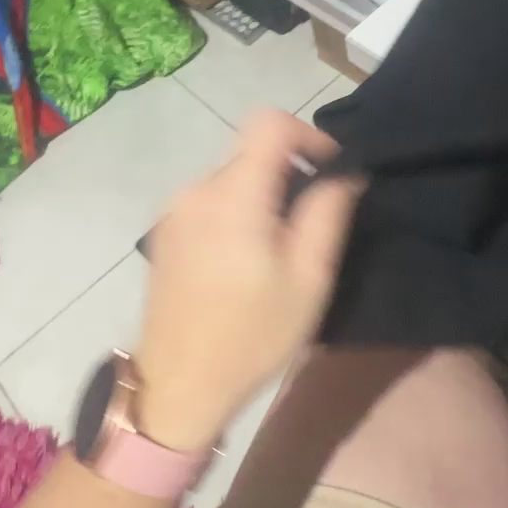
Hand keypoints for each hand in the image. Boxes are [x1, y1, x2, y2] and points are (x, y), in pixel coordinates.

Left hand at [134, 111, 364, 451]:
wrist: (179, 385)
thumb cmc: (252, 336)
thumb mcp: (308, 279)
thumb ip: (327, 213)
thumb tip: (344, 173)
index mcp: (234, 195)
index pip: (269, 122)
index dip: (307, 134)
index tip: (329, 171)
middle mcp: (197, 188)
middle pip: (251, 151)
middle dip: (287, 173)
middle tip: (309, 224)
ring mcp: (174, 209)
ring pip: (231, 176)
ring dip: (261, 194)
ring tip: (276, 248)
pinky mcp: (163, 230)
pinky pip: (209, 199)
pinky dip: (235, 210)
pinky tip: (242, 259)